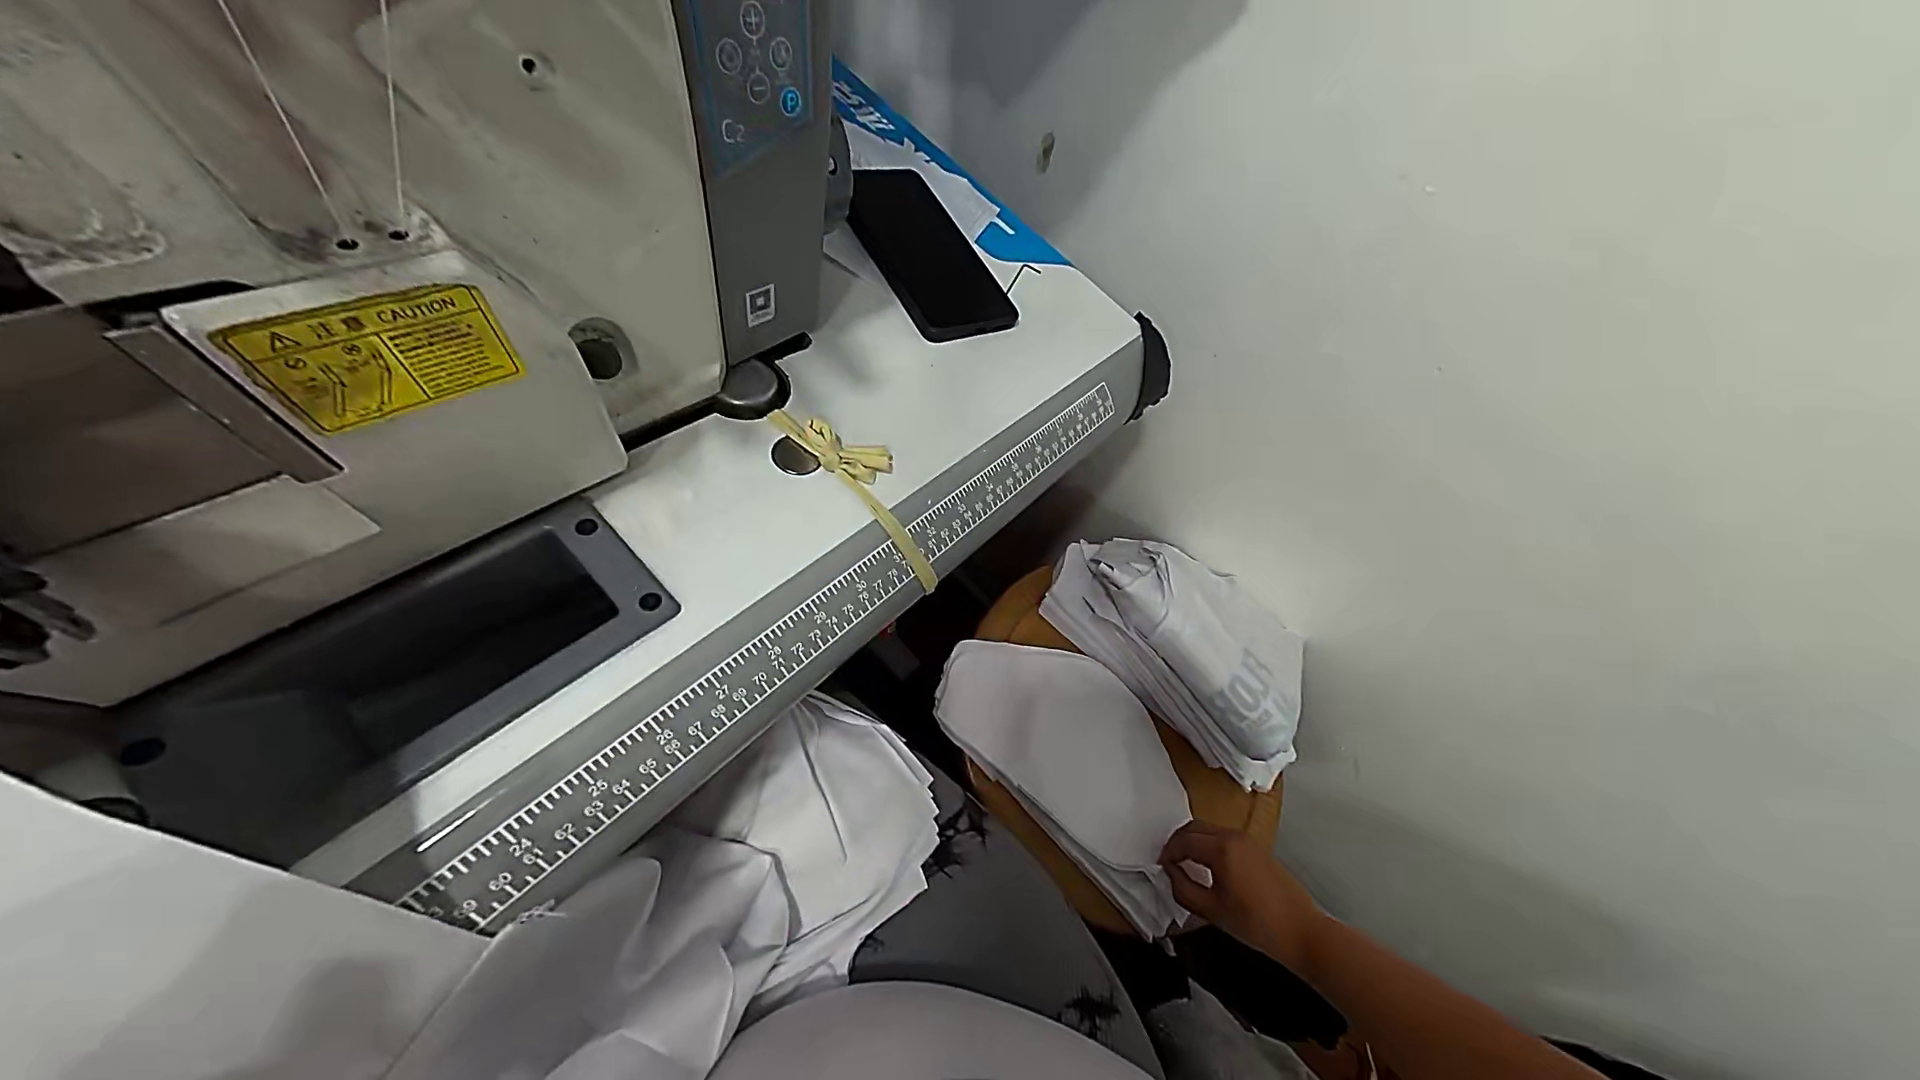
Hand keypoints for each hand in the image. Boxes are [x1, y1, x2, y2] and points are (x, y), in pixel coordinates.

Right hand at [1160, 821, 1326, 974]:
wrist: (1302, 931)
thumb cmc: (1259, 925)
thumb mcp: (1212, 911)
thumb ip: (1183, 889)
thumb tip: (1170, 873)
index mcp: (1221, 850)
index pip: (1183, 841)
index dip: (1167, 854)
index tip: (1162, 867)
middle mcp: (1233, 837)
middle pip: (1193, 828)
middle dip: (1177, 843)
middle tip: (1170, 862)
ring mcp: (1247, 840)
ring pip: (1208, 829)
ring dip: (1193, 841)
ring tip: (1186, 864)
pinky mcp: (1256, 847)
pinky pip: (1223, 836)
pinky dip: (1209, 844)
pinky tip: (1208, 866)